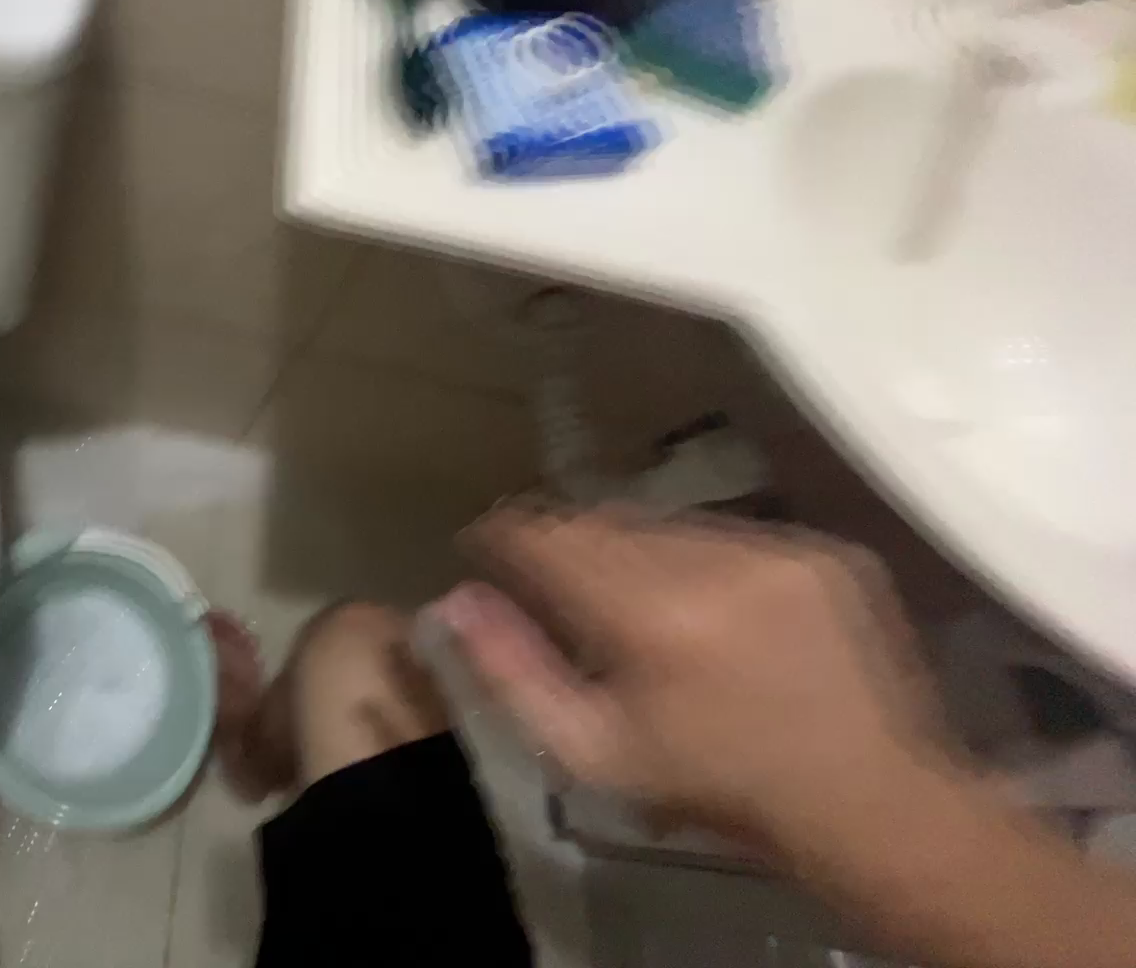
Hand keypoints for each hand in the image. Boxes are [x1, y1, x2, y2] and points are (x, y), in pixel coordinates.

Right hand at [439, 505, 956, 846]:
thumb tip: (455, 599)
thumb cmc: (709, 781)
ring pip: (654, 521)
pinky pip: (714, 531)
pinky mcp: (817, 551)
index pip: (545, 537)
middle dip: (560, 543)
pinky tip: (696, 602)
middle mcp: (710, 566)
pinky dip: (685, 555)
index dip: (503, 533)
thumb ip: (510, 670)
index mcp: (648, 616)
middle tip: (552, 579)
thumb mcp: (588, 748)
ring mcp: (773, 552)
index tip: (485, 543)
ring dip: (622, 548)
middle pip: (596, 521)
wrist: (870, 805)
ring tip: (628, 596)